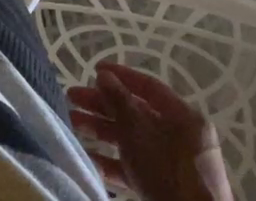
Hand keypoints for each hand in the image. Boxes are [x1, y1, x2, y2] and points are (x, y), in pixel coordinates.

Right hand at [67, 63, 232, 200]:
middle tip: (72, 97)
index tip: (93, 69)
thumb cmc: (166, 169)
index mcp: (183, 117)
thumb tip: (103, 75)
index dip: (120, 75)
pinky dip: (110, 159)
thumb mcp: (138, 130)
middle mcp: (179, 137)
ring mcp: (171, 162)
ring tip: (72, 122)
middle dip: (101, 104)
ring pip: (130, 138)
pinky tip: (87, 155)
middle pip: (135, 112)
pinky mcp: (162, 185)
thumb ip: (119, 100)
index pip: (149, 87)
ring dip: (100, 129)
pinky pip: (133, 164)